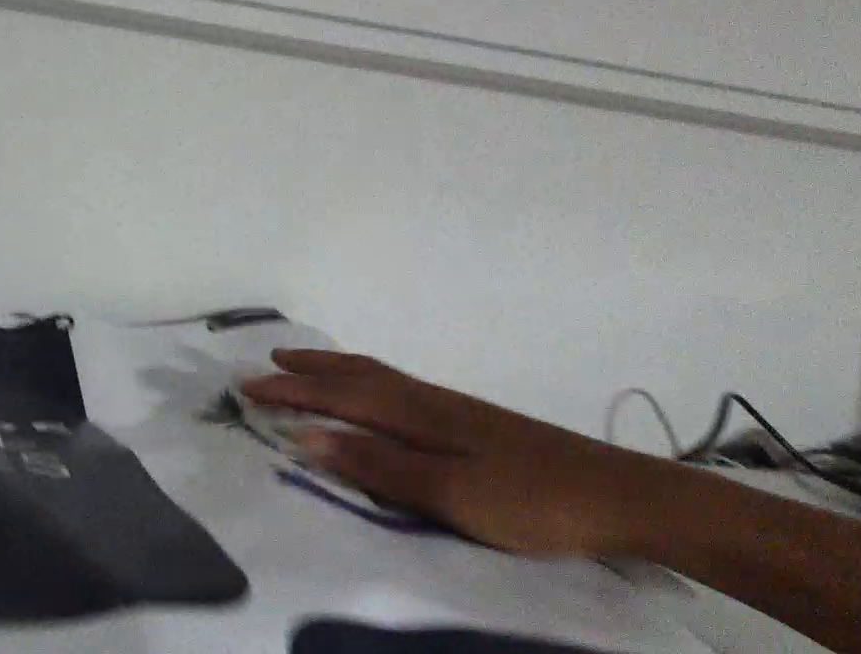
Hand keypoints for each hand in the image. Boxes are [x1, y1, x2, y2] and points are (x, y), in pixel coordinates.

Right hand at [241, 349, 677, 557]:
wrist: (614, 494)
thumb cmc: (527, 499)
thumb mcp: (448, 491)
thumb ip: (377, 463)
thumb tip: (308, 435)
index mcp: (413, 413)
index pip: (337, 396)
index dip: (291, 391)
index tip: (246, 386)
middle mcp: (424, 399)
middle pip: (354, 374)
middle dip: (308, 369)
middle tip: (267, 362)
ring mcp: (449, 407)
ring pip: (376, 376)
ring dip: (335, 369)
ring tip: (307, 366)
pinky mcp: (468, 420)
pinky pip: (395, 386)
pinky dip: (365, 379)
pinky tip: (376, 396)